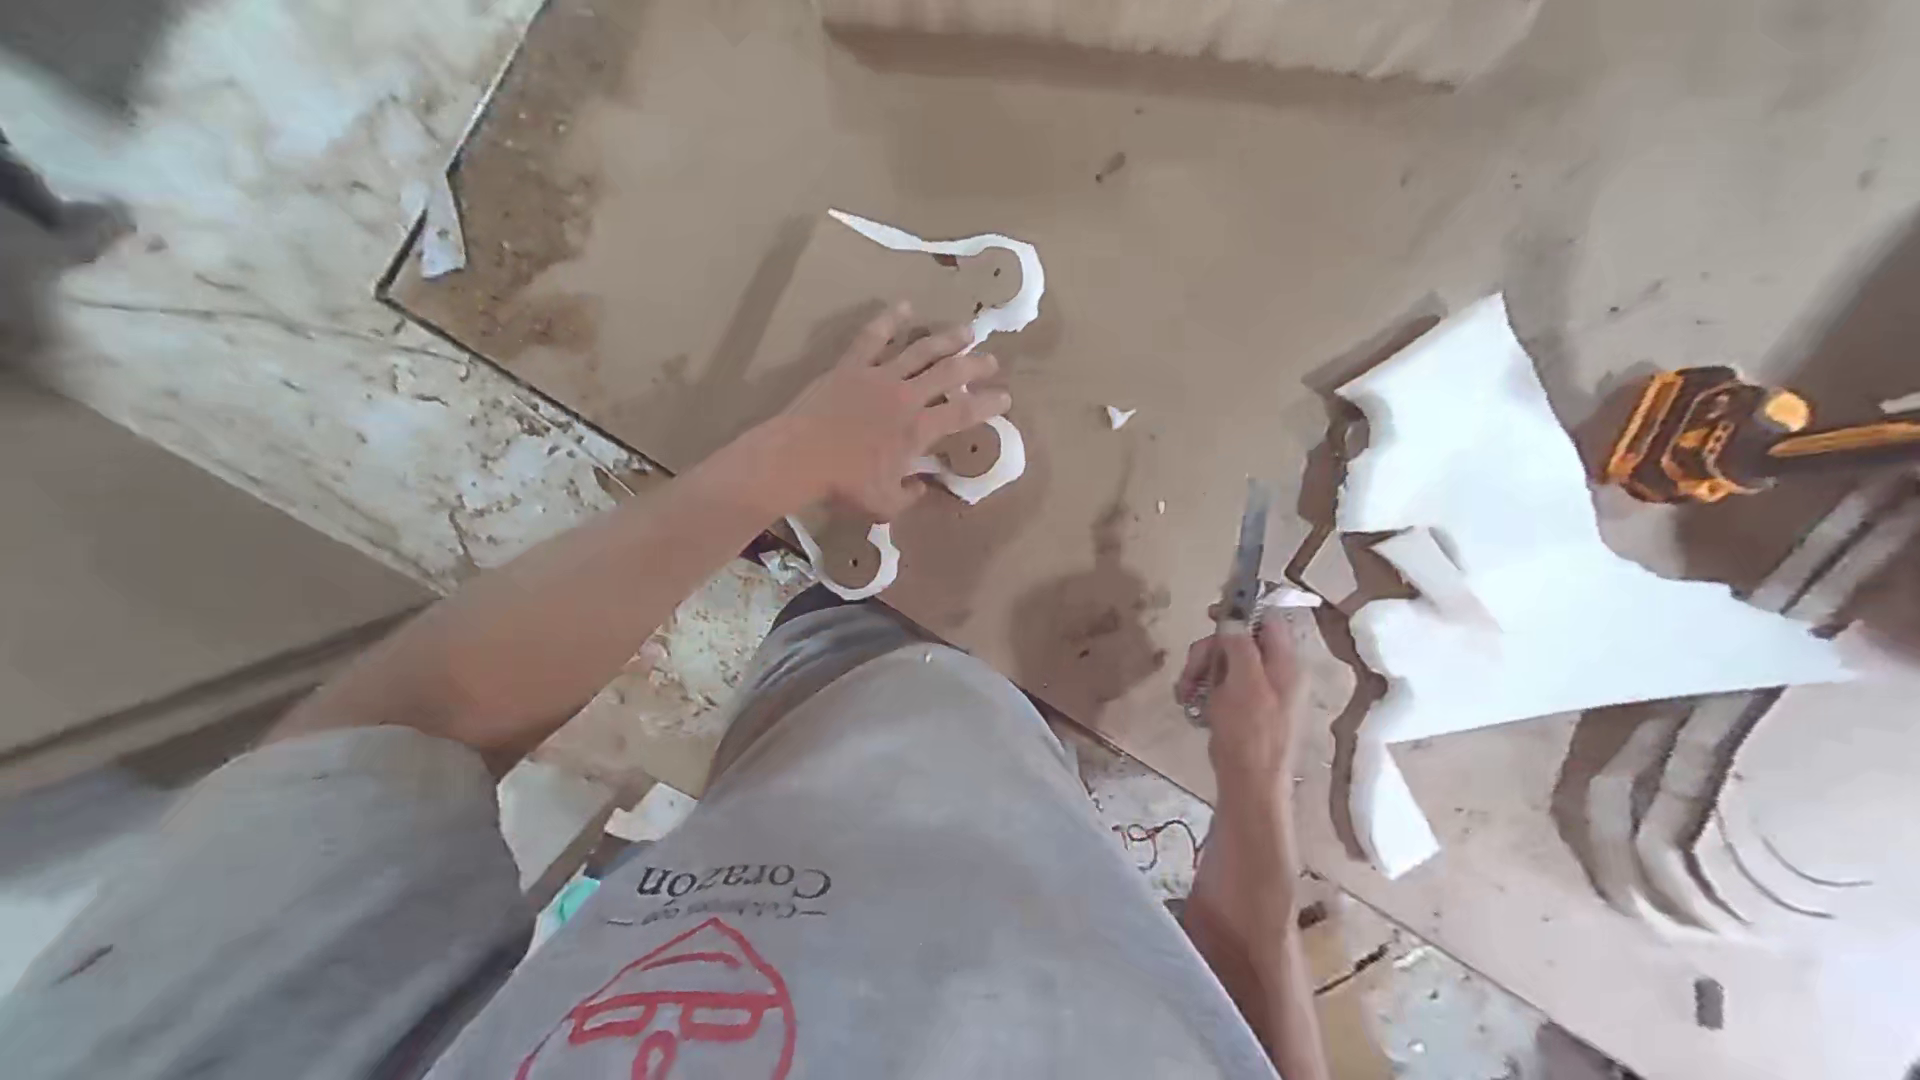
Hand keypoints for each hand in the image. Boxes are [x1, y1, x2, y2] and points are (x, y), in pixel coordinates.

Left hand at [773, 302, 1011, 519]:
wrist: (797, 458)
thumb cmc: (843, 484)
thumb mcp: (885, 504)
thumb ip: (910, 495)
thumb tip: (923, 487)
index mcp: (918, 430)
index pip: (964, 413)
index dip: (989, 405)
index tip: (1005, 398)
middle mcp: (906, 397)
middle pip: (950, 374)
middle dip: (976, 366)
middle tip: (992, 360)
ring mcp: (879, 376)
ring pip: (920, 350)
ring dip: (946, 339)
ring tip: (966, 331)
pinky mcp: (851, 365)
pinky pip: (874, 336)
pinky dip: (891, 320)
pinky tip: (904, 307)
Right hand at [1177, 616, 1301, 791]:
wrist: (1250, 786)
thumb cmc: (1250, 734)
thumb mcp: (1243, 683)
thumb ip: (1240, 646)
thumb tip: (1232, 617)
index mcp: (1286, 664)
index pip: (1269, 619)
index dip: (1242, 610)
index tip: (1212, 615)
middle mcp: (1276, 674)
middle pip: (1240, 640)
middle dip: (1210, 650)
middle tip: (1193, 668)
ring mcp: (1260, 692)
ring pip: (1225, 662)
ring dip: (1200, 671)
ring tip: (1186, 691)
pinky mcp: (1243, 709)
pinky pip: (1220, 685)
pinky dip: (1202, 688)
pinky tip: (1191, 703)